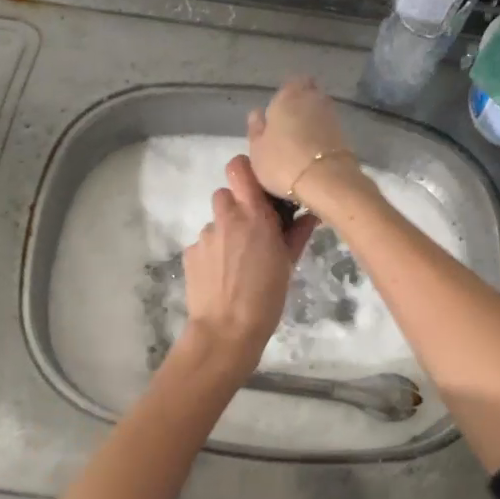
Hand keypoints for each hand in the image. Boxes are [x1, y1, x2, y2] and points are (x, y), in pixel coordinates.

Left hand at [180, 155, 318, 372]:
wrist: (226, 331)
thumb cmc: (266, 298)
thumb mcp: (288, 265)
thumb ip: (297, 234)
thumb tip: (309, 215)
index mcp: (253, 215)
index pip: (239, 167)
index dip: (246, 173)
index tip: (257, 189)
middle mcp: (225, 218)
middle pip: (225, 194)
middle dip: (237, 208)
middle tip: (251, 234)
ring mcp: (204, 236)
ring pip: (215, 223)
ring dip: (225, 234)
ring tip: (236, 263)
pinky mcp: (190, 254)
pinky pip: (203, 245)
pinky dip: (212, 255)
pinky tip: (221, 277)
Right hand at [247, 77, 359, 198]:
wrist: (324, 180)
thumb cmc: (282, 162)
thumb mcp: (257, 149)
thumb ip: (256, 128)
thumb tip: (257, 113)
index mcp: (287, 97)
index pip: (290, 84)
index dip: (286, 94)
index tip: (279, 110)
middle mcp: (311, 99)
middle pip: (309, 91)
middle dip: (302, 101)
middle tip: (291, 121)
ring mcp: (330, 114)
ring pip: (320, 108)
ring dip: (313, 117)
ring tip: (302, 136)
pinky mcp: (344, 132)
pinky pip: (328, 125)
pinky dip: (322, 131)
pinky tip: (314, 146)